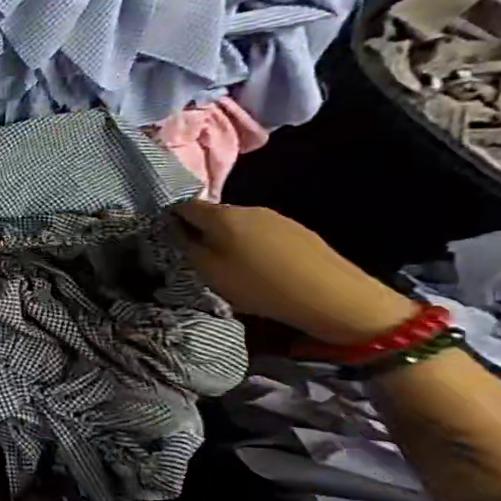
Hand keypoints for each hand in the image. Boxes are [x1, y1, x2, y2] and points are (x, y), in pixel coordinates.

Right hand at [171, 201, 417, 344]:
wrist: (330, 295)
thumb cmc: (258, 285)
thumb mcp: (211, 273)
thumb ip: (188, 248)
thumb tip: (175, 229)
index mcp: (221, 214)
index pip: (185, 206)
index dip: (173, 220)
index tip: (170, 240)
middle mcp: (247, 207)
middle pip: (214, 215)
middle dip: (203, 232)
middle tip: (200, 261)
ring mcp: (275, 217)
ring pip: (240, 224)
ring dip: (230, 241)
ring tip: (232, 268)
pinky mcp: (297, 231)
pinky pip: (263, 234)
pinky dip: (253, 247)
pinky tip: (261, 269)